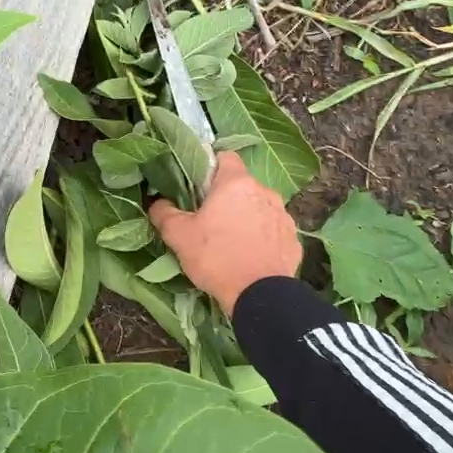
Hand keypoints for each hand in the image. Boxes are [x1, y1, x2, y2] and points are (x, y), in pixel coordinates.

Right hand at [149, 152, 301, 311]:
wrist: (261, 296)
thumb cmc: (217, 257)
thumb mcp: (178, 236)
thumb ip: (164, 213)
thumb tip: (158, 203)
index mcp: (236, 184)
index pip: (225, 156)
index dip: (209, 166)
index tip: (196, 186)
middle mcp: (264, 192)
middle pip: (241, 185)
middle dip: (225, 197)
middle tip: (207, 219)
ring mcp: (283, 215)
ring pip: (258, 207)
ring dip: (245, 216)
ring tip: (229, 240)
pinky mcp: (293, 239)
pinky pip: (272, 229)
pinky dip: (261, 237)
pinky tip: (248, 255)